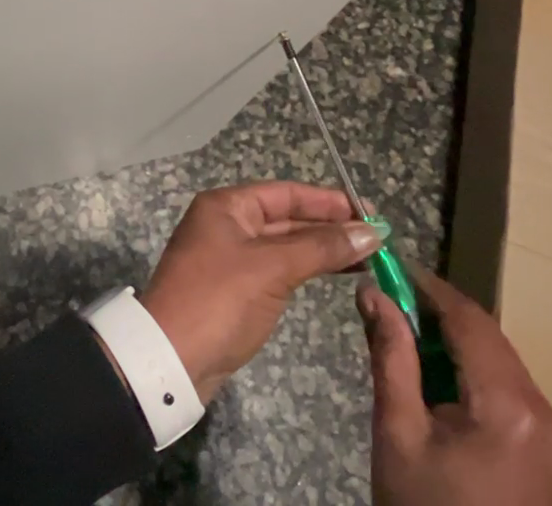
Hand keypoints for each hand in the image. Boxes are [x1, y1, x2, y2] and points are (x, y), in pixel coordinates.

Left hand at [140, 182, 381, 401]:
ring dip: (323, 249)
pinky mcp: (236, 287)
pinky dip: (307, 268)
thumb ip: (321, 247)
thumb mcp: (272, 268)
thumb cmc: (219, 300)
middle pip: (287, 217)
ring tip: (369, 256)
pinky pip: (279, 268)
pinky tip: (337, 273)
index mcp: (226, 207)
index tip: (371, 212)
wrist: (172, 358)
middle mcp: (227, 224)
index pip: (286, 193)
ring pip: (285, 244)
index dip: (329, 201)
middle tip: (379, 238)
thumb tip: (370, 231)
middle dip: (330, 226)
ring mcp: (230, 257)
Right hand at [360, 272, 551, 505]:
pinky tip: (443, 384)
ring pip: (503, 364)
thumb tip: (374, 292)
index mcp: (512, 410)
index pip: (472, 323)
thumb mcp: (398, 431)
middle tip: (392, 304)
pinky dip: (477, 377)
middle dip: (442, 318)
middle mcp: (550, 415)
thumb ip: (391, 356)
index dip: (431, 289)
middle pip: (491, 341)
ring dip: (459, 346)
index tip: (393, 268)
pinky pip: (515, 393)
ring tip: (410, 343)